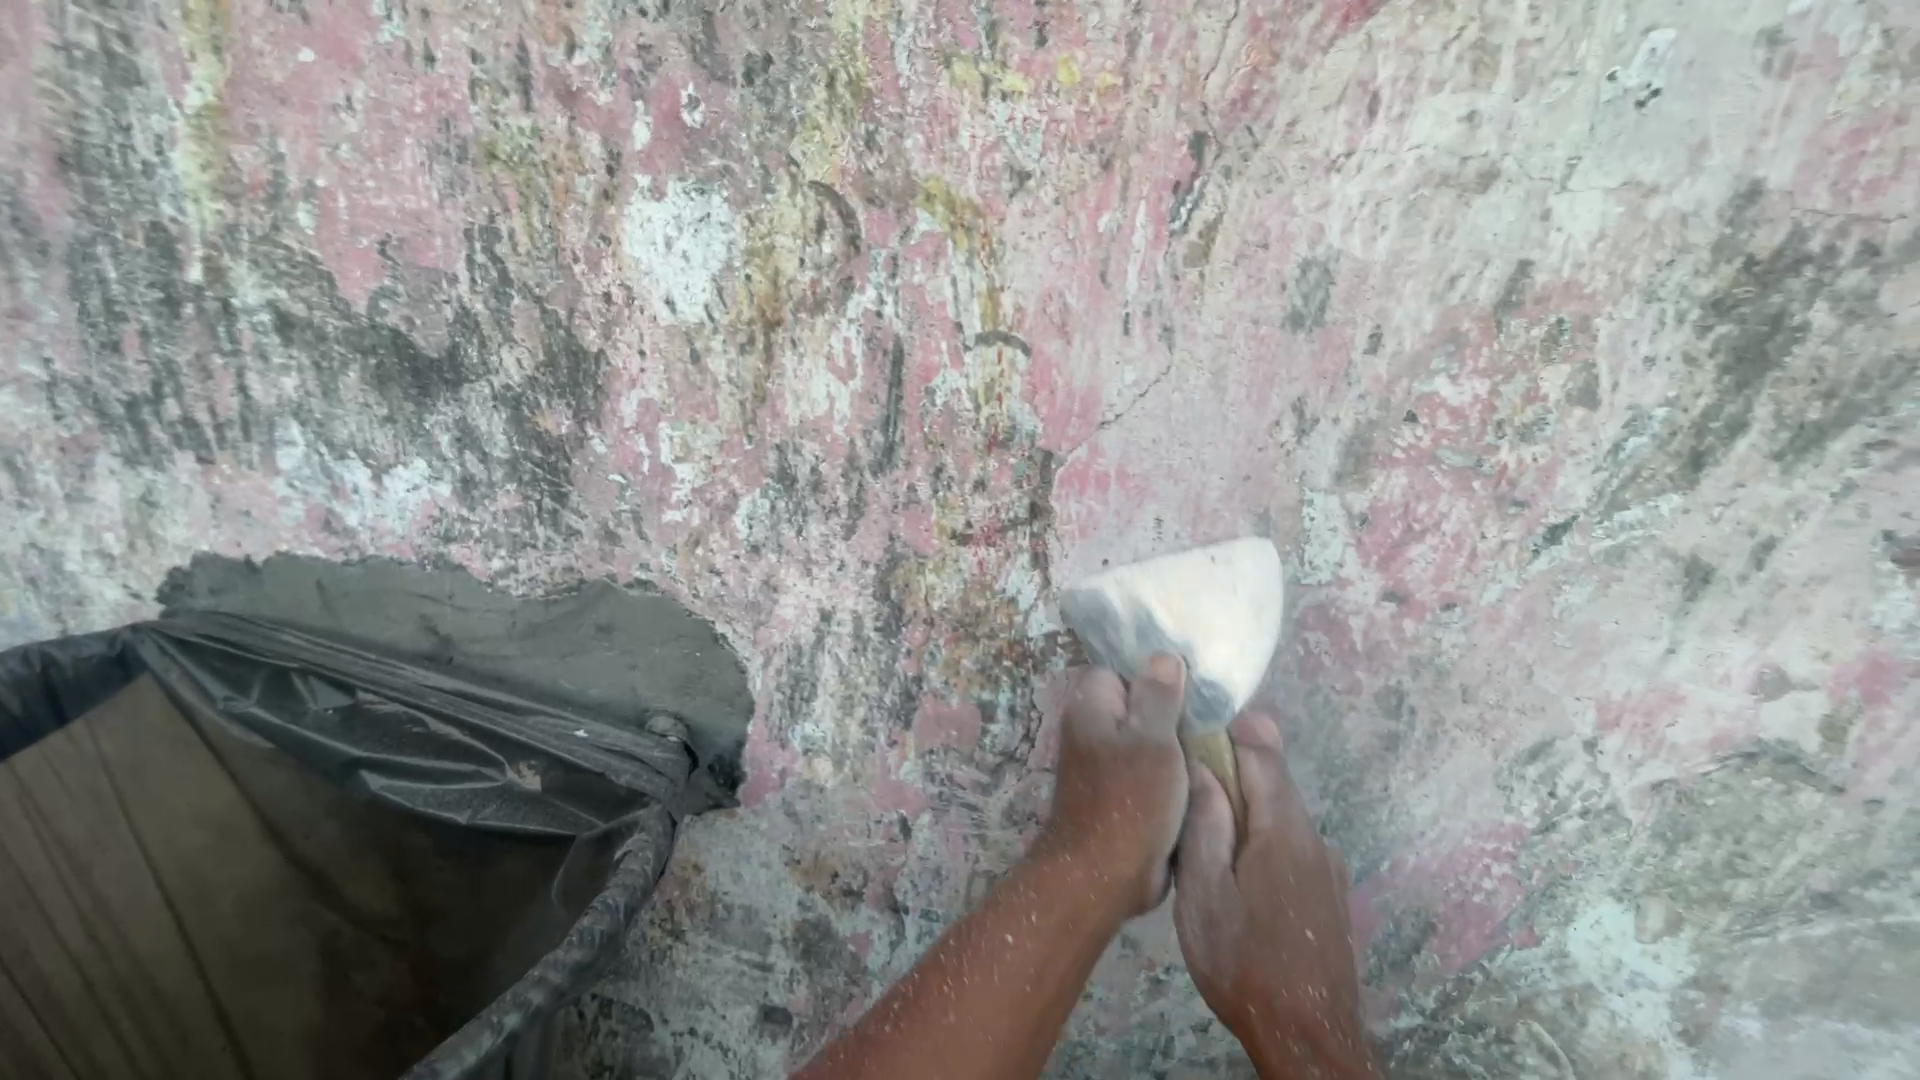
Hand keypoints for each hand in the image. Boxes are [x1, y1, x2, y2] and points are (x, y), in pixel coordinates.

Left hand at [1038, 655, 1189, 918]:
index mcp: (1091, 705)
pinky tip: (1203, 771)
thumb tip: (1164, 656)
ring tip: (1215, 740)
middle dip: (1172, 709)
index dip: (1155, 673)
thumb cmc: (1130, 800)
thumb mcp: (1152, 739)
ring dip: (1176, 741)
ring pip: (1148, 735)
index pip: (1122, 668)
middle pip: (1137, 702)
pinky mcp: (1120, 789)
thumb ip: (1158, 695)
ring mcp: (1104, 760)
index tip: (1192, 684)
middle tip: (1212, 714)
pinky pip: (1150, 764)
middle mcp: (1091, 726)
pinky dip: (1172, 768)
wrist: (1105, 874)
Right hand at [1174, 711, 1377, 1077]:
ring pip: (1284, 817)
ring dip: (1249, 804)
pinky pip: (1292, 845)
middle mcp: (1314, 840)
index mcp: (1284, 832)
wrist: (1308, 1036)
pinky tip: (1238, 860)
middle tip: (1196, 761)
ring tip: (1208, 814)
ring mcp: (1328, 870)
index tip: (1207, 713)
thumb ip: (1206, 826)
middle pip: (1276, 785)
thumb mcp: (1205, 892)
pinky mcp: (1330, 895)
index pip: (1264, 758)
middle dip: (1238, 766)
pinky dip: (1263, 834)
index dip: (1237, 729)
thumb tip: (1205, 770)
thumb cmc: (1242, 960)